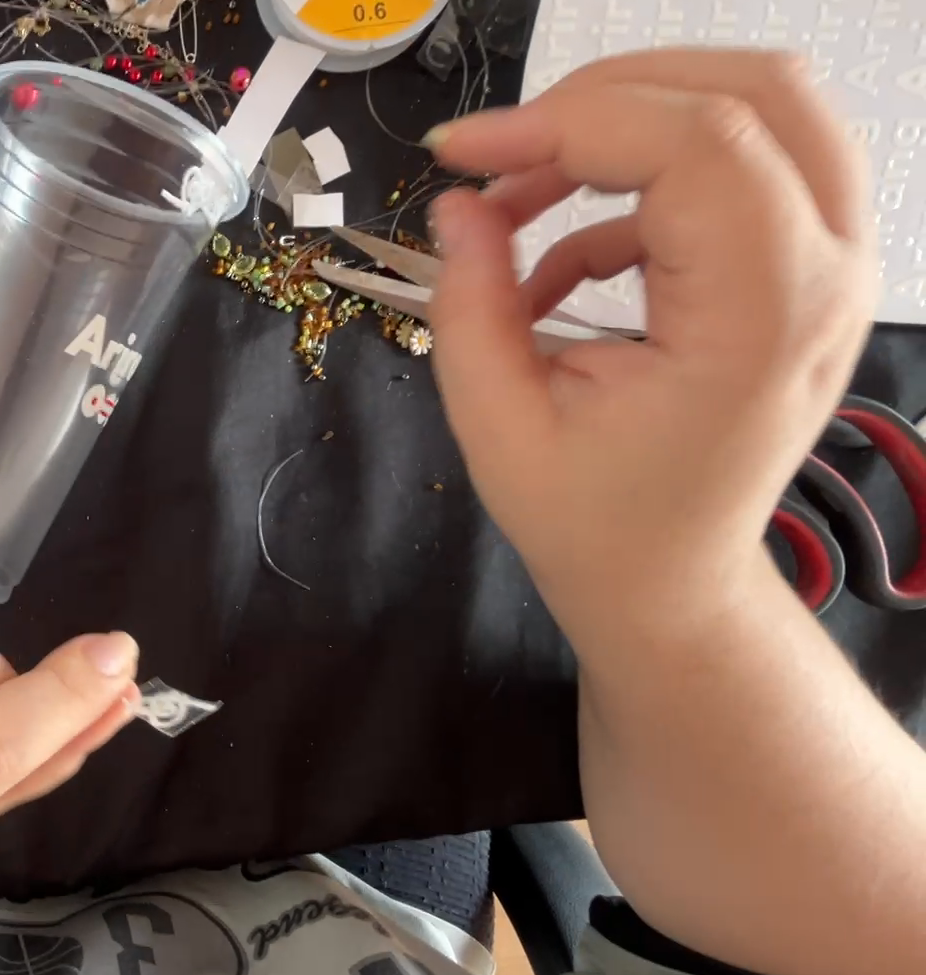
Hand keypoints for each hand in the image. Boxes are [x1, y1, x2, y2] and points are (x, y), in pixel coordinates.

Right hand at [423, 49, 876, 645]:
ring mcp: (828, 264)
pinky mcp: (796, 270)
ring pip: (752, 116)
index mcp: (756, 316)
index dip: (563, 121)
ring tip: (512, 204)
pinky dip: (624, 195)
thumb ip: (468, 306)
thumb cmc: (578, 514)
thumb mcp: (494, 421)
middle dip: (598, 101)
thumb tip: (456, 207)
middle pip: (749, 93)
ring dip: (617, 134)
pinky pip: (724, 178)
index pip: (692, 145)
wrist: (661, 571)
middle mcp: (827, 268)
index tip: (457, 153)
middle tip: (491, 157)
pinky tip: (554, 268)